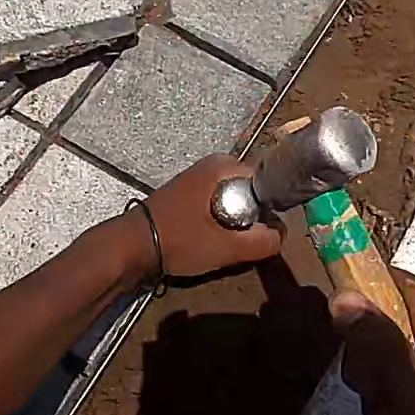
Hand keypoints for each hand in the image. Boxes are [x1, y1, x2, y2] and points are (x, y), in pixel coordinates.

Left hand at [127, 155, 281, 279]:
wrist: (131, 247)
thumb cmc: (178, 241)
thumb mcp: (227, 247)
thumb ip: (263, 242)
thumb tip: (283, 235)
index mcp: (222, 166)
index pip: (265, 182)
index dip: (269, 209)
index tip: (264, 232)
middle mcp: (209, 167)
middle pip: (248, 194)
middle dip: (251, 219)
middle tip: (245, 242)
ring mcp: (195, 181)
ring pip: (231, 203)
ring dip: (233, 224)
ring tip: (225, 245)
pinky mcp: (184, 197)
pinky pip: (214, 209)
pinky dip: (216, 224)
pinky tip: (208, 242)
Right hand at [332, 269, 414, 414]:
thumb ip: (378, 347)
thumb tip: (342, 296)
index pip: (385, 281)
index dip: (357, 304)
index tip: (350, 343)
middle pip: (377, 325)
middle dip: (369, 368)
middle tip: (386, 402)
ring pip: (383, 360)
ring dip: (381, 397)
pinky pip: (400, 383)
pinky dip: (396, 410)